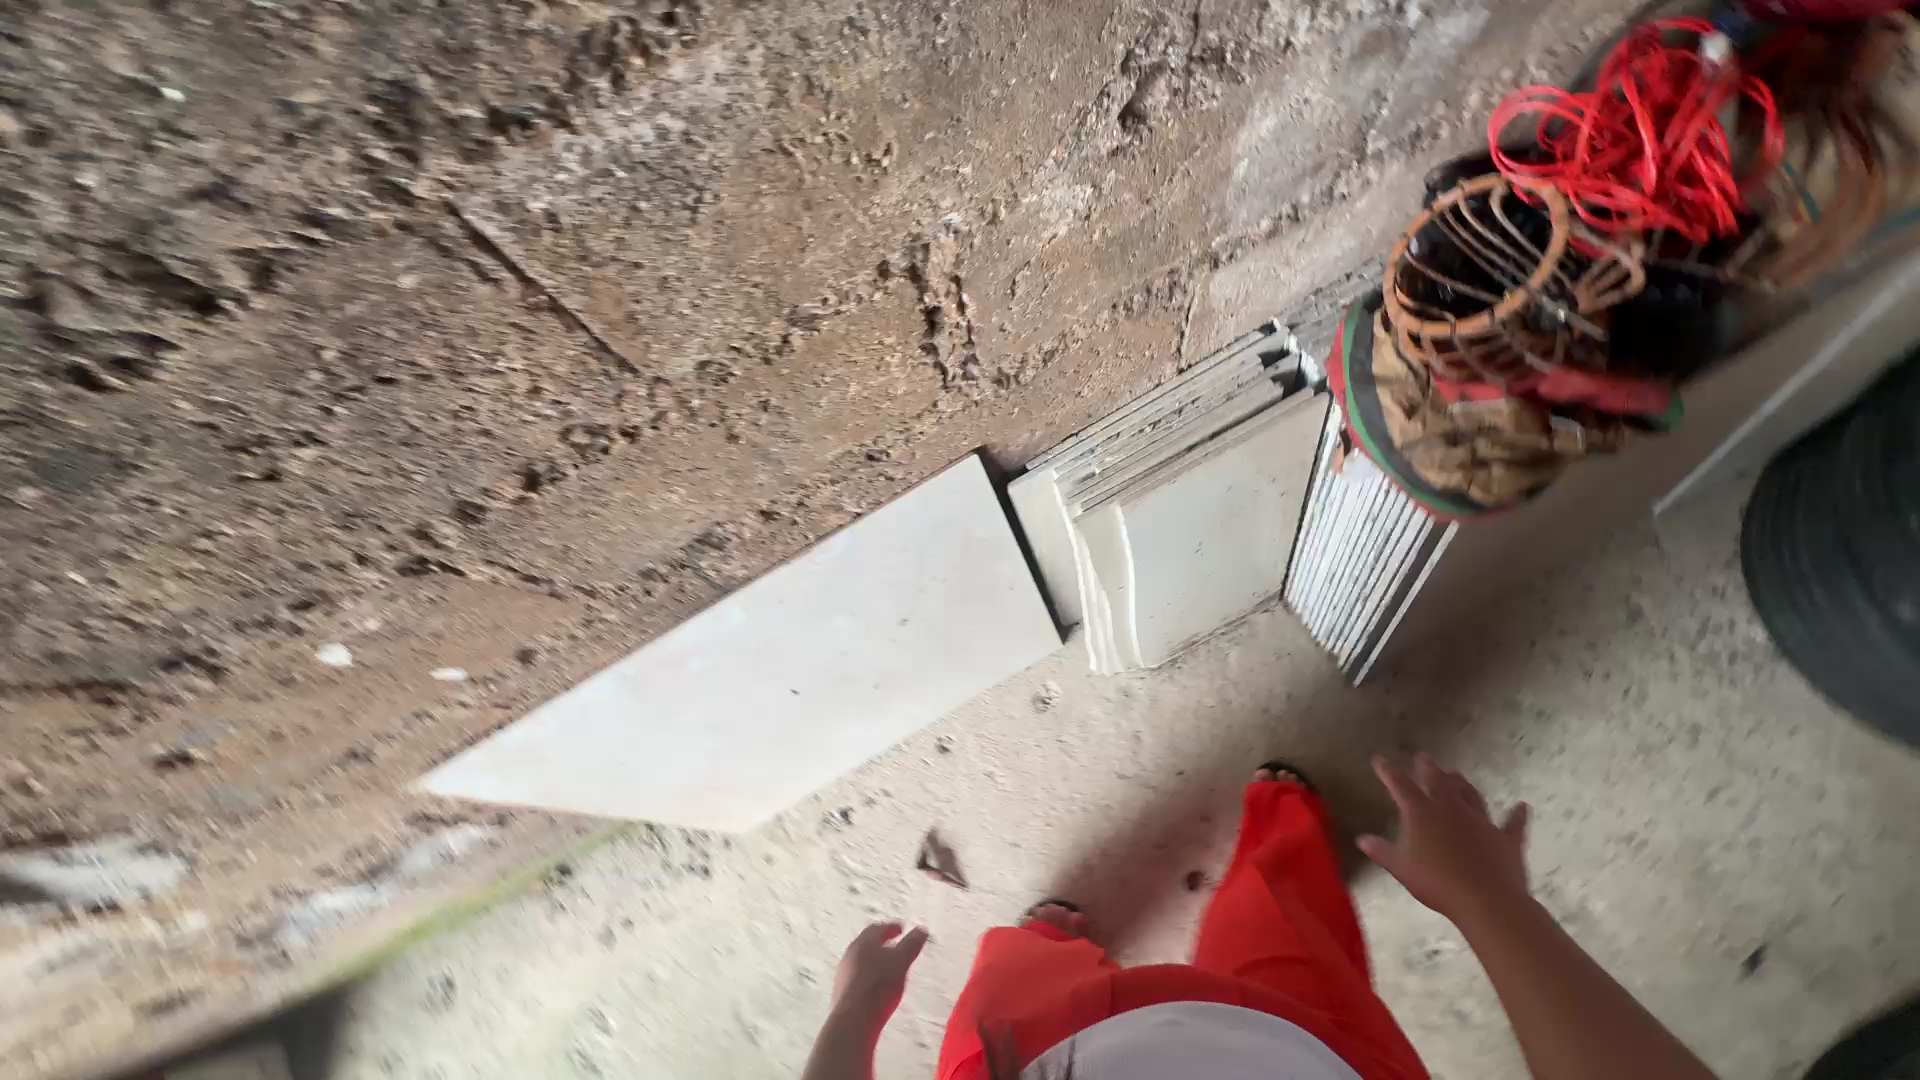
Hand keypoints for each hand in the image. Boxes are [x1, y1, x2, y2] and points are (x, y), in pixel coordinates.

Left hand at [830, 922, 929, 1027]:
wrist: (853, 1020)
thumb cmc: (879, 985)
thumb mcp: (901, 961)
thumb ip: (911, 944)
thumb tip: (921, 929)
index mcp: (864, 942)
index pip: (878, 928)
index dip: (891, 928)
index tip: (902, 929)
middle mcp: (850, 954)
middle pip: (867, 944)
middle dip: (882, 944)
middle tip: (895, 947)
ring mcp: (844, 974)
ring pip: (861, 961)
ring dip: (874, 961)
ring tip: (888, 969)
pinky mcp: (841, 993)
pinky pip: (858, 978)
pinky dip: (869, 977)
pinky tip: (877, 988)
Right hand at [1358, 754, 1531, 927]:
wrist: (1488, 902)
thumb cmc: (1438, 884)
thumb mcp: (1401, 868)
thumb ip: (1381, 851)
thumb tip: (1361, 839)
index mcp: (1422, 814)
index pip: (1400, 786)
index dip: (1388, 771)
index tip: (1379, 759)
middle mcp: (1451, 810)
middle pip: (1438, 782)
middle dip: (1428, 768)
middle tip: (1423, 757)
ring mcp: (1481, 823)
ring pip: (1471, 796)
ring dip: (1462, 784)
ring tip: (1456, 774)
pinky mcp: (1506, 840)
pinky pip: (1513, 824)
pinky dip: (1518, 814)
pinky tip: (1522, 806)